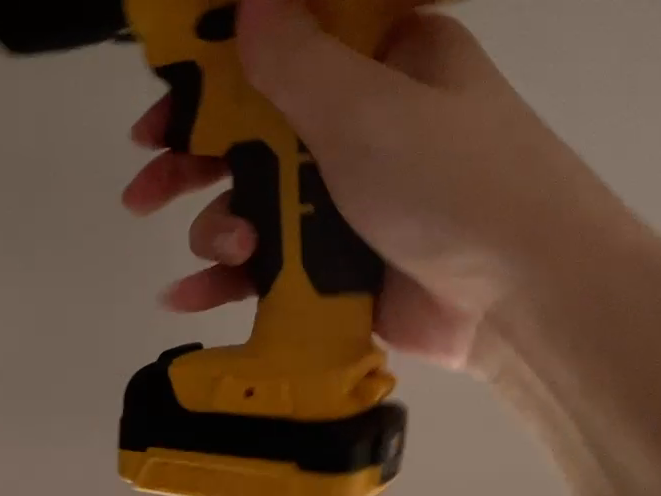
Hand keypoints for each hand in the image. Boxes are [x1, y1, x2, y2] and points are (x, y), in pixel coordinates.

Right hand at [124, 0, 627, 376]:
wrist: (516, 300)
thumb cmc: (452, 184)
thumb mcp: (366, 110)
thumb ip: (295, 62)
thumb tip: (248, 2)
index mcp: (383, 66)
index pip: (288, 49)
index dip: (220, 70)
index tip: (168, 95)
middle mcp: (359, 127)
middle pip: (250, 134)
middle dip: (191, 162)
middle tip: (144, 186)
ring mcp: (343, 200)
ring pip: (248, 204)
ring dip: (218, 228)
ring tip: (227, 251)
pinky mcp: (329, 263)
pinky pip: (258, 263)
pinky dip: (222, 279)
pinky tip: (190, 293)